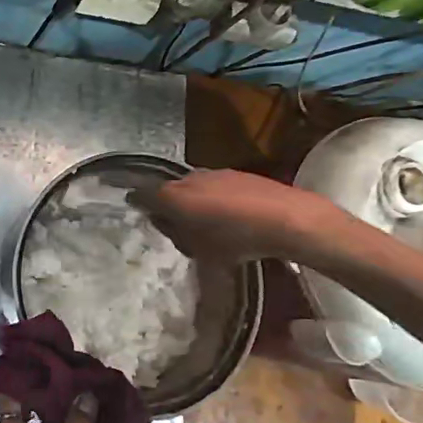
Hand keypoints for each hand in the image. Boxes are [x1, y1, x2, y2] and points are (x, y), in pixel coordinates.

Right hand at [130, 168, 341, 262]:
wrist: (288, 218)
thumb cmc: (236, 240)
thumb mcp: (199, 249)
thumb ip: (176, 234)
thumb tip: (164, 222)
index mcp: (173, 196)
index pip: (142, 195)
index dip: (136, 202)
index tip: (133, 208)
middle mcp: (188, 178)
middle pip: (168, 190)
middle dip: (167, 204)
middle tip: (172, 224)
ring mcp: (213, 173)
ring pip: (192, 187)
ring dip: (191, 200)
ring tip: (201, 220)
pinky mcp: (236, 173)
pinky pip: (213, 186)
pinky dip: (212, 197)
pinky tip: (226, 214)